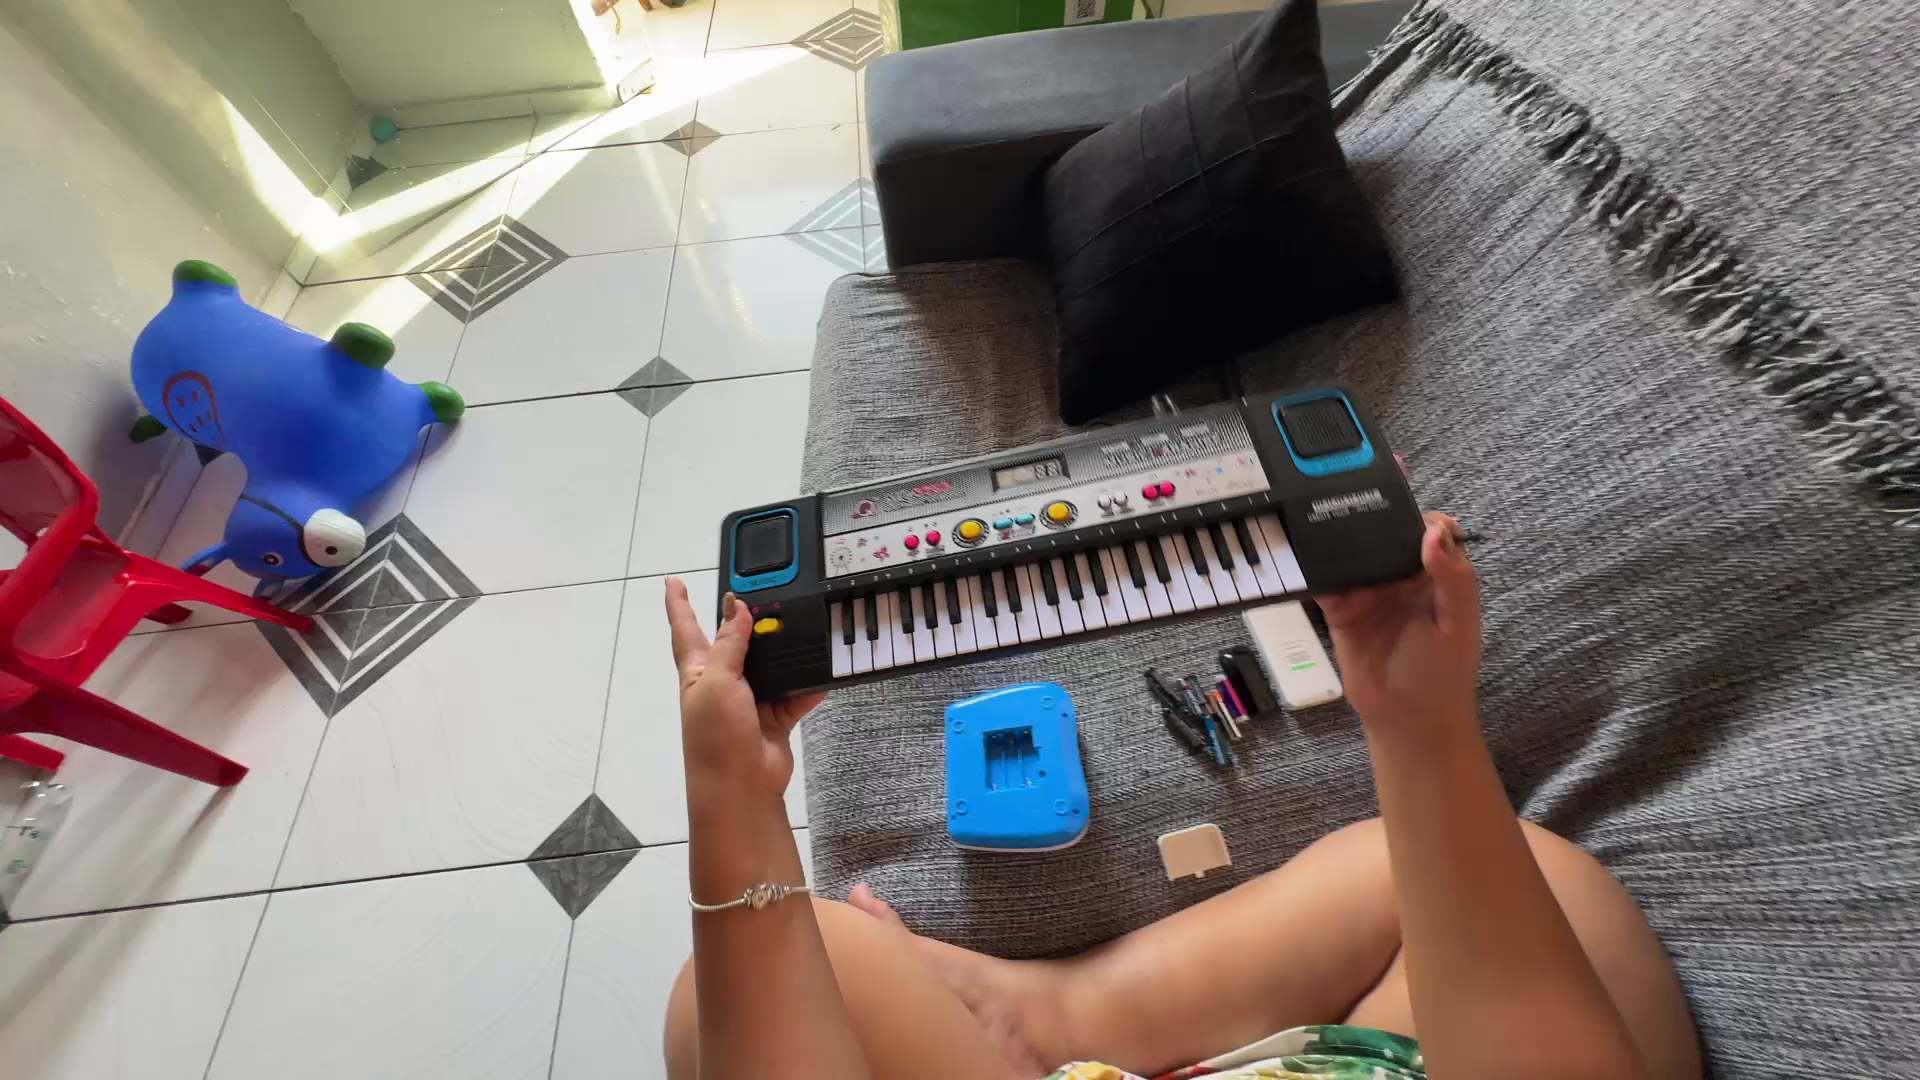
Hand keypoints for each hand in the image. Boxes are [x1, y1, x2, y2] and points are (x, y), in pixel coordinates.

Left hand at [665, 578, 825, 798]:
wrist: (741, 788)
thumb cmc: (716, 735)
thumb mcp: (717, 682)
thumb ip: (730, 643)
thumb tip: (735, 604)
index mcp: (698, 671)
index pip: (685, 629)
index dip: (678, 604)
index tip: (673, 579)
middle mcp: (723, 682)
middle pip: (737, 642)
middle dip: (751, 620)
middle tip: (773, 594)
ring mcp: (751, 700)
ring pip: (771, 664)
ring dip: (786, 650)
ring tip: (805, 622)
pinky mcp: (776, 717)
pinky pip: (796, 694)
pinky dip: (809, 685)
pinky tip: (825, 669)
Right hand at [1317, 513, 1481, 736]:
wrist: (1405, 720)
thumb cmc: (1443, 673)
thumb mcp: (1459, 624)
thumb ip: (1453, 579)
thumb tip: (1433, 530)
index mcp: (1435, 578)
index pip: (1428, 533)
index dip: (1415, 513)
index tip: (1393, 496)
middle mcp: (1400, 580)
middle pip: (1384, 538)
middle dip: (1368, 518)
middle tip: (1344, 495)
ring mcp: (1367, 594)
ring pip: (1351, 556)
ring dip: (1337, 539)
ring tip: (1316, 514)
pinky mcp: (1339, 610)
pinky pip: (1324, 583)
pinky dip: (1313, 569)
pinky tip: (1300, 552)